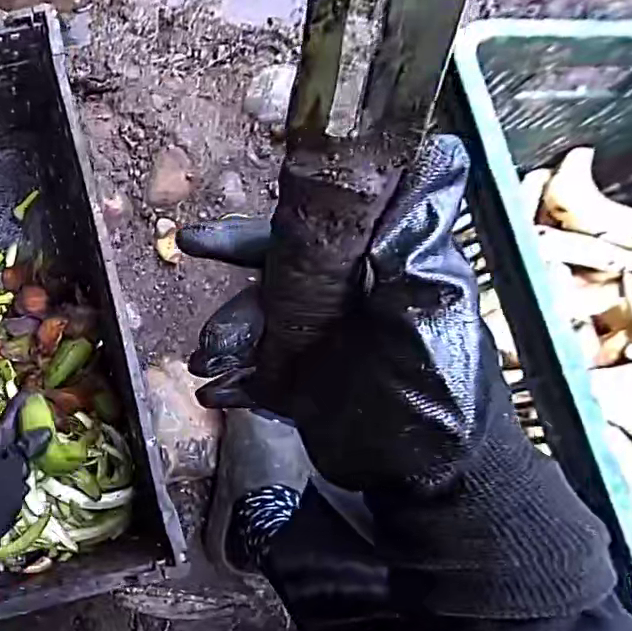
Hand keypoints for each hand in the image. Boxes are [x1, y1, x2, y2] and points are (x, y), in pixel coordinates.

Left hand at [0, 394, 52, 561]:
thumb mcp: (15, 467)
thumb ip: (27, 447)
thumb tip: (42, 431)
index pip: (10, 413)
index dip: (21, 400)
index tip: (34, 389)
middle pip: (10, 424)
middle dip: (25, 414)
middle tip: (42, 405)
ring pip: (12, 440)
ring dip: (25, 432)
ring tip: (42, 425)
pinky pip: (12, 455)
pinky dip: (23, 449)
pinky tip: (33, 453)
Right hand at [182, 135, 520, 499]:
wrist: (429, 479)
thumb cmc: (435, 392)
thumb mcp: (427, 311)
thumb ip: (411, 243)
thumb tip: (432, 151)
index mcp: (367, 272)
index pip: (302, 238)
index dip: (247, 238)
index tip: (196, 244)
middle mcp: (336, 300)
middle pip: (264, 285)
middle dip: (231, 311)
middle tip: (207, 341)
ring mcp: (313, 342)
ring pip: (252, 330)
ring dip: (224, 348)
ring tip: (210, 371)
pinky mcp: (298, 382)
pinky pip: (251, 372)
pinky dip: (232, 382)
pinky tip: (218, 395)